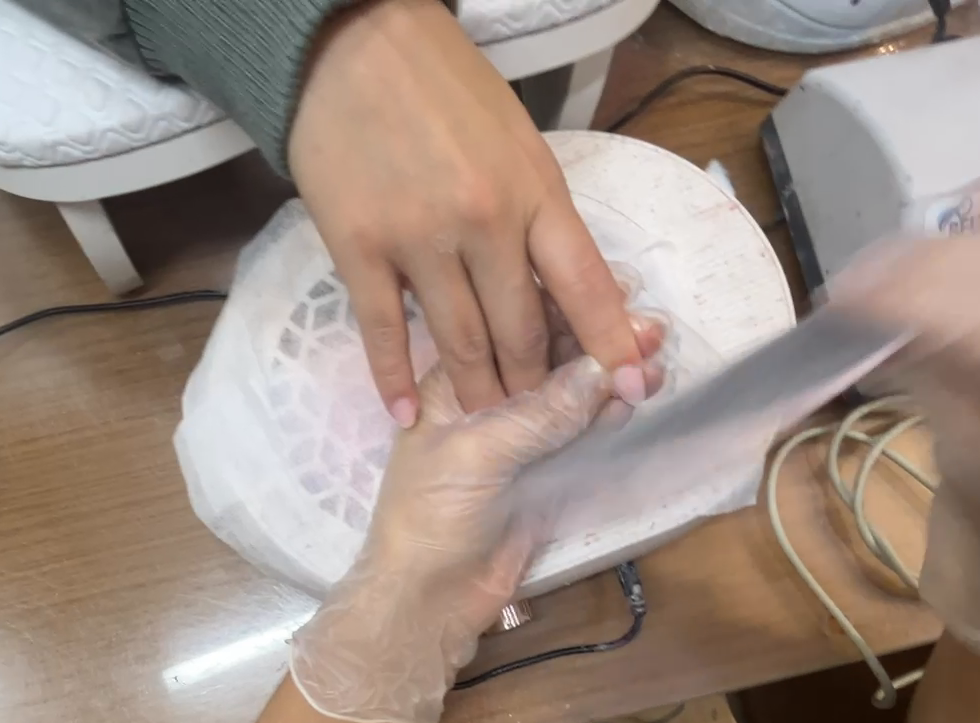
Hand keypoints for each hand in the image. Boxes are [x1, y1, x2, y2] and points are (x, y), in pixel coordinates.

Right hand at [288, 0, 648, 425]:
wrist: (350, 44)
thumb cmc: (442, 87)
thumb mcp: (515, 141)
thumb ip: (536, 214)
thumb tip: (552, 286)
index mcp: (535, 189)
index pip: (583, 284)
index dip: (607, 344)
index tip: (629, 388)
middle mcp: (485, 222)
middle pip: (520, 330)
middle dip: (530, 383)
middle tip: (531, 415)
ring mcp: (420, 240)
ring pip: (460, 341)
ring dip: (475, 391)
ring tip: (481, 421)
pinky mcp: (361, 250)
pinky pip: (384, 331)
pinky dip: (394, 379)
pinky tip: (405, 414)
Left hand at [289, 341, 660, 722]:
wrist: (431, 595)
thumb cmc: (432, 514)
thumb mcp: (477, 454)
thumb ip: (539, 414)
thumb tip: (604, 369)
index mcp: (453, 380)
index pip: (509, 327)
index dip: (561, 311)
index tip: (614, 298)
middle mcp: (488, 398)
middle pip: (548, 357)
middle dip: (596, 342)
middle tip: (649, 333)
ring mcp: (519, 436)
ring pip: (572, 394)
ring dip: (610, 377)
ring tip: (652, 365)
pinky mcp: (544, 470)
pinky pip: (581, 432)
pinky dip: (606, 416)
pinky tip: (632, 399)